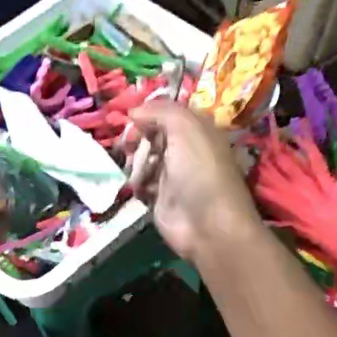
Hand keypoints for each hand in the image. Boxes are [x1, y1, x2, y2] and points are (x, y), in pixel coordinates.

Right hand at [126, 100, 263, 261]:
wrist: (206, 225)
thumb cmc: (199, 171)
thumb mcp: (184, 127)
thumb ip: (159, 111)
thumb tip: (134, 112)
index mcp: (196, 129)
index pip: (165, 113)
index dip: (147, 115)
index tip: (131, 120)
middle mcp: (184, 150)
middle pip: (150, 136)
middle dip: (137, 140)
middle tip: (129, 148)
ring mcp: (172, 175)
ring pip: (142, 160)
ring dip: (136, 164)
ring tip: (139, 175)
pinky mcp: (160, 198)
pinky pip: (140, 184)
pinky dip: (137, 185)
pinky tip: (141, 190)